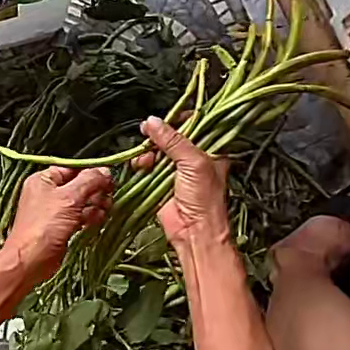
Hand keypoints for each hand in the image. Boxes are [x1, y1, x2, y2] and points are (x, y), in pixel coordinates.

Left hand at [0, 166, 113, 285]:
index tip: (109, 179)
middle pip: (79, 185)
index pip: (73, 169)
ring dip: (95, 204)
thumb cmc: (45, 225)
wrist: (30, 260)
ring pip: (81, 202)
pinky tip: (99, 219)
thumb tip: (106, 171)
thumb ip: (90, 180)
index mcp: (43, 179)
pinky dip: (89, 217)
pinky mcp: (60, 227)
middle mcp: (47, 193)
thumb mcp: (70, 197)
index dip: (92, 173)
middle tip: (108, 197)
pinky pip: (79, 217)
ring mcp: (54, 211)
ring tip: (105, 209)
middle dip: (96, 190)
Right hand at [137, 116, 232, 252]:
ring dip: (148, 150)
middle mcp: (193, 157)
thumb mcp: (193, 162)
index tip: (166, 117)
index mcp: (210, 149)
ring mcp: (176, 170)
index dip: (180, 119)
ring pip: (157, 150)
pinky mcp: (160, 182)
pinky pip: (147, 166)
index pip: (195, 125)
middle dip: (159, 134)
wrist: (193, 232)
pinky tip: (140, 165)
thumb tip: (153, 122)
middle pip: (172, 136)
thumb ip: (173, 140)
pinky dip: (141, 163)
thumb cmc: (204, 199)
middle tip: (148, 132)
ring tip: (145, 156)